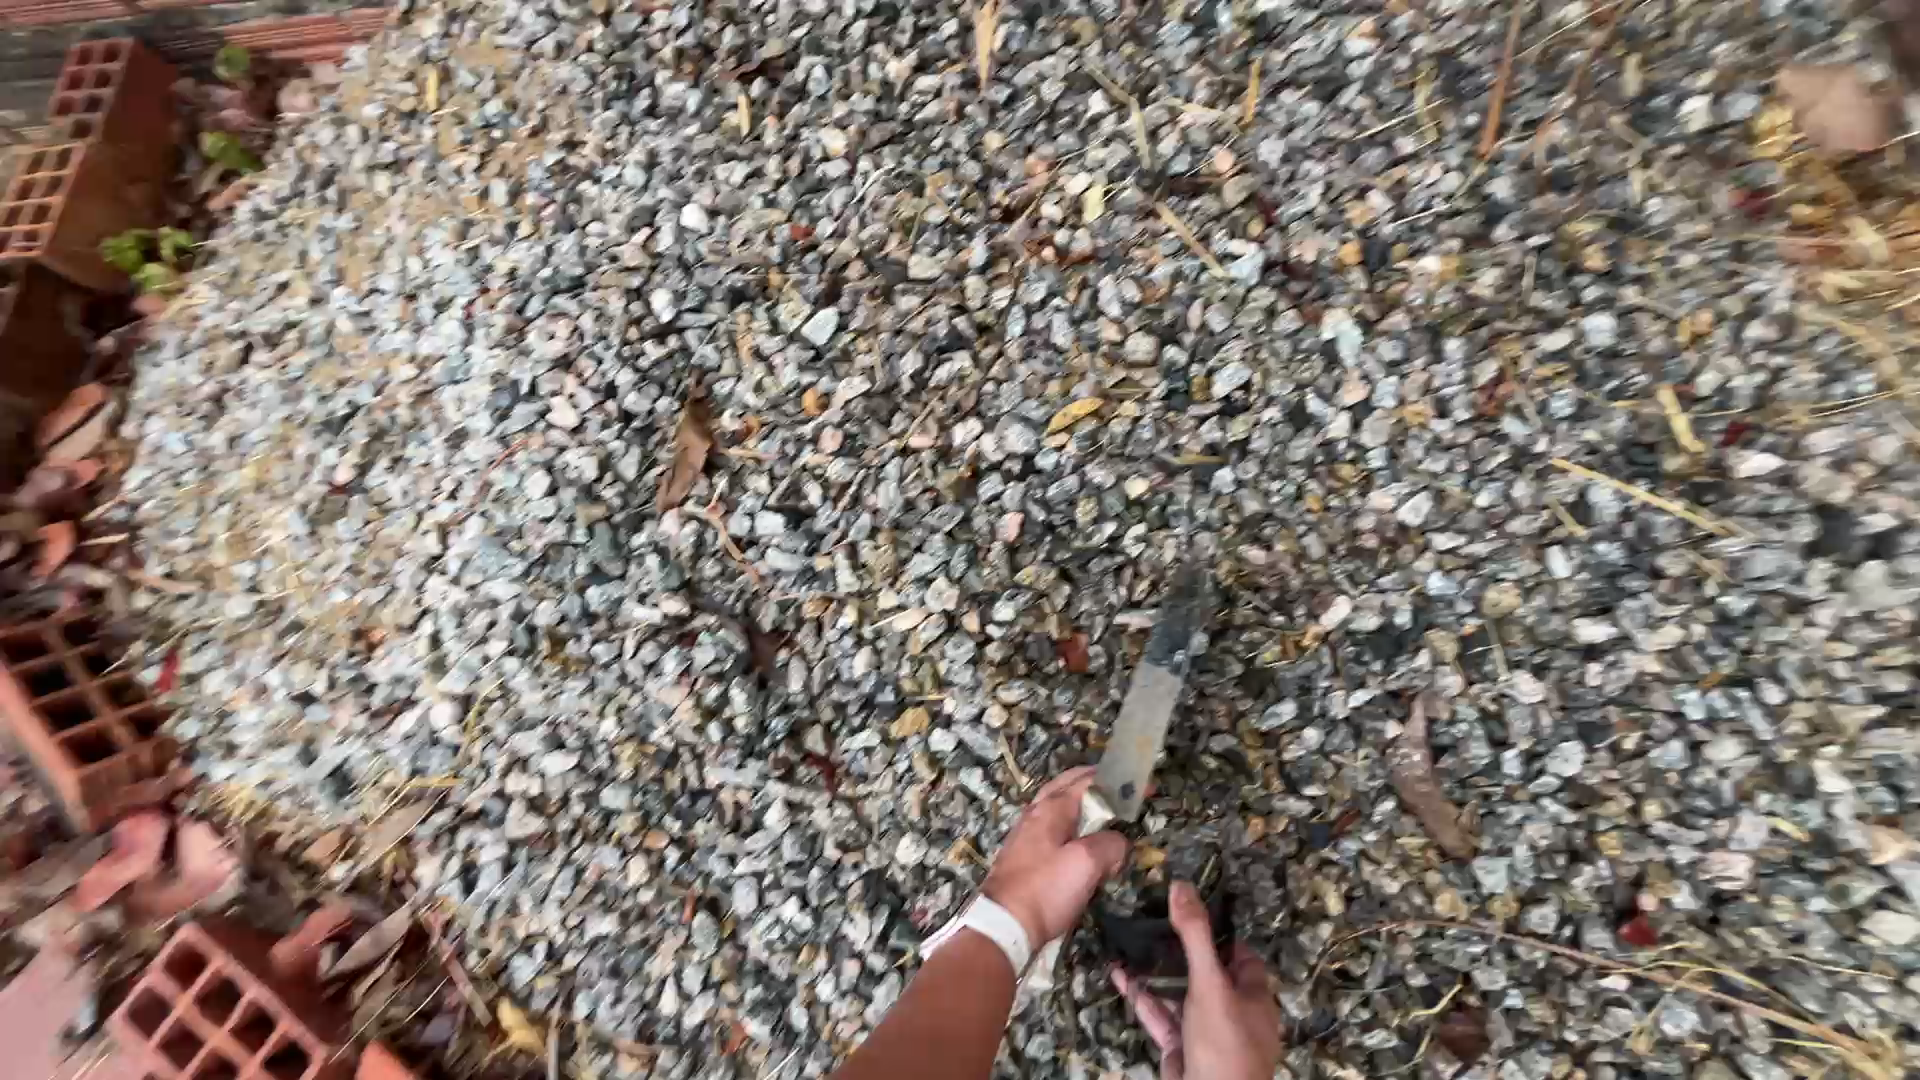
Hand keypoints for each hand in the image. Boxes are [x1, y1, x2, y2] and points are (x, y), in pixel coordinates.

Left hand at [979, 766, 1128, 944]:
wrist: (1003, 924)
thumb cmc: (1046, 889)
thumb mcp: (1086, 864)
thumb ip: (1110, 844)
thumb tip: (1119, 842)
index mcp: (1051, 808)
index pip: (1088, 781)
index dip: (1117, 782)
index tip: (1141, 787)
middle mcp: (1036, 812)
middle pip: (1066, 785)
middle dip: (1092, 781)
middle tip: (1117, 787)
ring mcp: (1026, 832)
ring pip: (1056, 805)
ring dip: (1078, 800)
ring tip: (1100, 809)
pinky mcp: (1024, 853)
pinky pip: (1050, 826)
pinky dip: (1068, 821)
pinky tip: (1077, 837)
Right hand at [1112, 881, 1283, 1079]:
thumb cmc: (1222, 1042)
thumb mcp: (1210, 983)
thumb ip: (1195, 935)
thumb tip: (1182, 883)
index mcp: (1253, 997)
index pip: (1239, 954)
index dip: (1216, 931)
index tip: (1187, 906)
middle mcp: (1232, 1013)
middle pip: (1204, 971)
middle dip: (1177, 948)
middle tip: (1150, 917)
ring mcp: (1205, 1033)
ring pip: (1179, 993)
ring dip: (1155, 971)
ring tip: (1129, 940)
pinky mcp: (1180, 1049)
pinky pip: (1160, 1015)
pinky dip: (1142, 996)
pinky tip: (1119, 974)